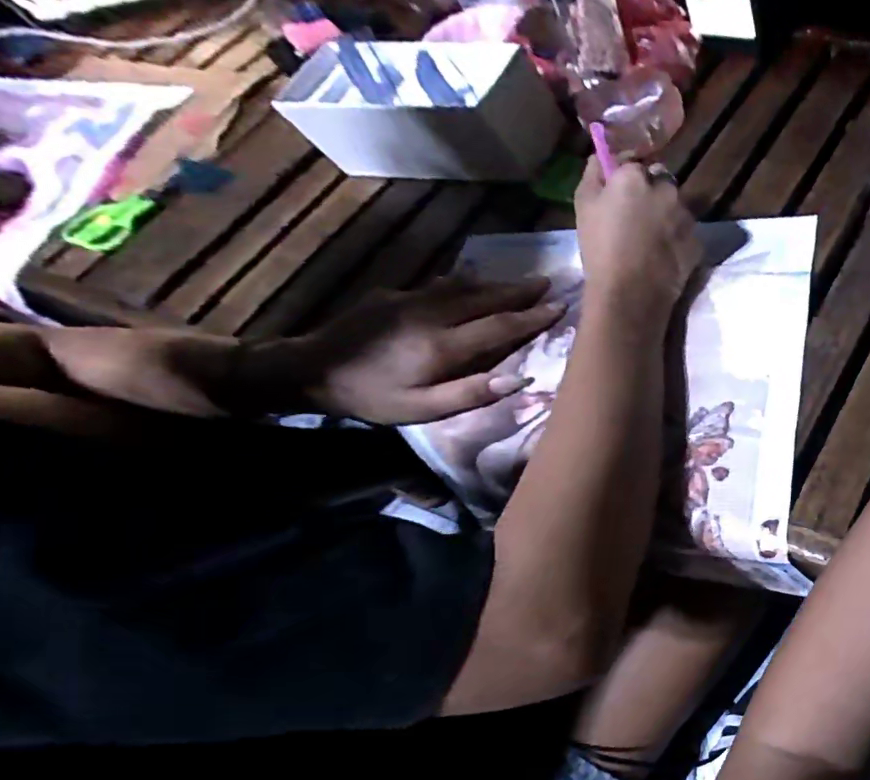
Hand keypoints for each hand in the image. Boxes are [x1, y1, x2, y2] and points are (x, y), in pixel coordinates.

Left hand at [273, 276, 564, 423]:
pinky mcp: (393, 297)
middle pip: (485, 299)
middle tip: (549, 284)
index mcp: (443, 345)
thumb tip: (519, 380)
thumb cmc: (372, 396)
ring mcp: (410, 301)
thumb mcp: (424, 408)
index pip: (499, 326)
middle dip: (520, 292)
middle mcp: (431, 315)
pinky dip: (466, 283)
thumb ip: (471, 393)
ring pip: (464, 287)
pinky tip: (473, 281)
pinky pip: (440, 286)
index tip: (560, 307)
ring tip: (521, 282)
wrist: (308, 369)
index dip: (532, 317)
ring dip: (497, 284)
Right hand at [574, 158, 700, 318]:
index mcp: (636, 177)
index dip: (630, 177)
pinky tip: (665, 254)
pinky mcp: (698, 244)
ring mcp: (686, 219)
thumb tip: (601, 159)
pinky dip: (679, 238)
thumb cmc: (601, 246)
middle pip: (663, 183)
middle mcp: (667, 192)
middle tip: (639, 214)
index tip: (623, 190)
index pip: (637, 164)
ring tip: (653, 237)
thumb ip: (594, 174)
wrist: (633, 292)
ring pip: (679, 208)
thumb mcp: (584, 204)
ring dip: (669, 215)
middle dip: (654, 192)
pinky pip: (688, 233)